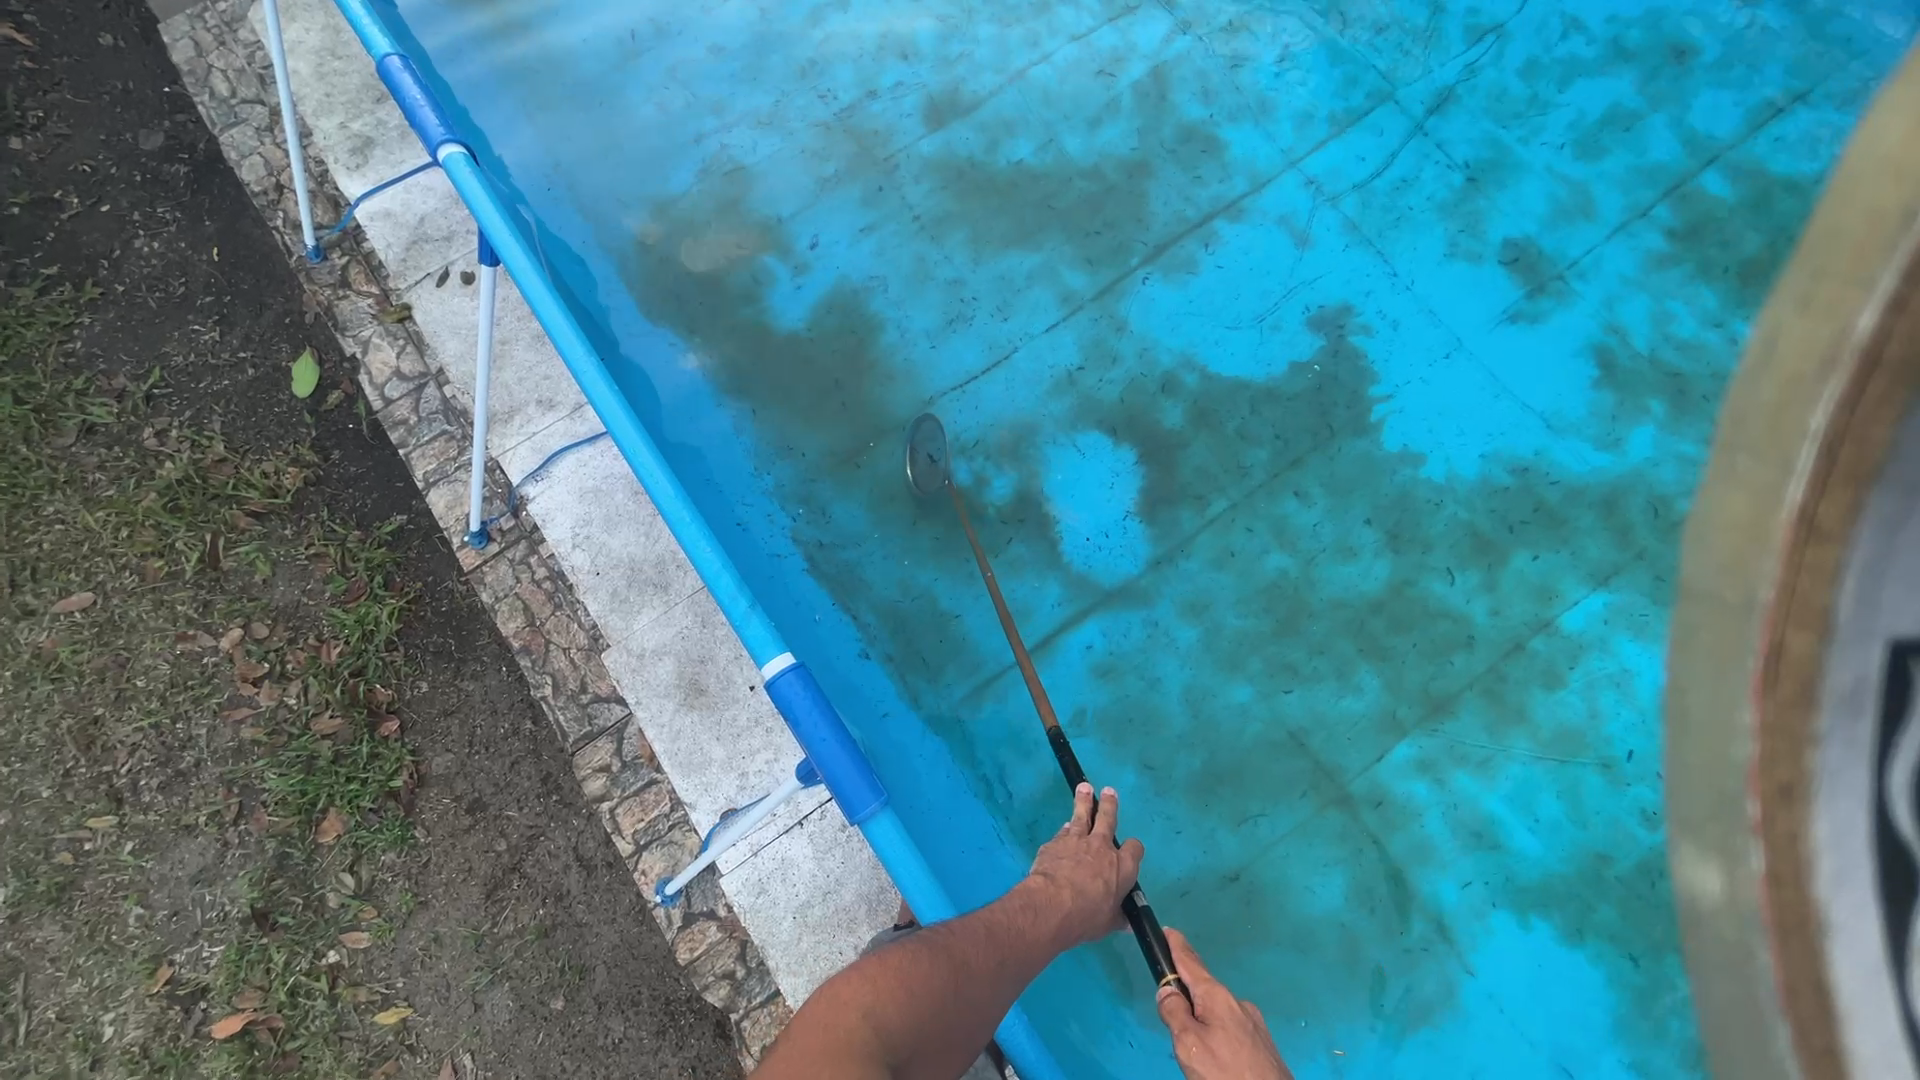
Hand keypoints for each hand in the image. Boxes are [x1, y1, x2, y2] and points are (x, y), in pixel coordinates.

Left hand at [1023, 783, 1144, 947]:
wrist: (1053, 904)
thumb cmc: (1087, 917)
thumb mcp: (1109, 922)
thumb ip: (1117, 917)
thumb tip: (1125, 922)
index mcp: (1122, 867)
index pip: (1135, 849)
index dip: (1134, 849)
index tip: (1131, 850)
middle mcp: (1102, 847)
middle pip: (1108, 819)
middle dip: (1109, 805)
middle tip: (1108, 792)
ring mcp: (1077, 840)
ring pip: (1082, 815)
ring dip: (1084, 801)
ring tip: (1084, 788)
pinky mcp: (1055, 842)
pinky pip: (1062, 832)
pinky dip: (1064, 830)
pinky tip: (1063, 829)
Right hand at [1157, 929, 1291, 1079]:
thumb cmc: (1225, 1073)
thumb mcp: (1189, 1044)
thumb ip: (1174, 1013)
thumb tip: (1167, 990)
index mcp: (1217, 996)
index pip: (1190, 962)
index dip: (1176, 946)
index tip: (1167, 930)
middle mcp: (1237, 1002)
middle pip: (1203, 990)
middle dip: (1187, 997)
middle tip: (1173, 1020)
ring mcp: (1254, 1023)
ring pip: (1217, 1013)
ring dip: (1203, 1021)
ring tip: (1198, 1053)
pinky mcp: (1262, 1043)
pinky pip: (1231, 1029)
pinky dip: (1218, 1035)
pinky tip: (1219, 1059)